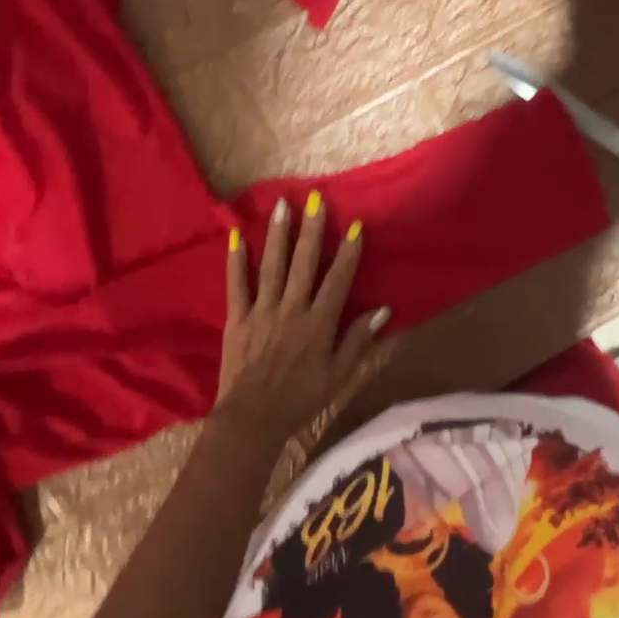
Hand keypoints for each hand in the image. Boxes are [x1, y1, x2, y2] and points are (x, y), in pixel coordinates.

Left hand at [213, 191, 389, 444]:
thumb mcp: (338, 376)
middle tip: (316, 198)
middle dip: (312, 229)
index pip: (338, 280)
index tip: (355, 225)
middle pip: (304, 263)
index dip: (348, 252)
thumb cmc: (301, 400)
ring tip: (283, 205)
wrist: (252, 419)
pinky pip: (236, 284)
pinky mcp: (237, 318)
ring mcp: (262, 311)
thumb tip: (382, 310)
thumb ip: (358, 340)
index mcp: (319, 323)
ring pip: (272, 265)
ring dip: (279, 234)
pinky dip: (236, 259)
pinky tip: (237, 235)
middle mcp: (292, 309)